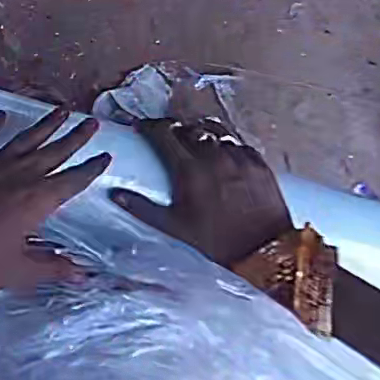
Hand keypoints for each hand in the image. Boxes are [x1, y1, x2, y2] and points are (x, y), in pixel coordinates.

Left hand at [0, 109, 110, 306]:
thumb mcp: (18, 271)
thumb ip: (52, 267)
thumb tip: (84, 273)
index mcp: (36, 201)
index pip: (72, 181)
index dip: (91, 168)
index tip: (105, 155)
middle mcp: (18, 176)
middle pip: (54, 152)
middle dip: (75, 136)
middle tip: (92, 121)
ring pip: (25, 140)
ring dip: (45, 125)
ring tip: (61, 109)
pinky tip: (1, 115)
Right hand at [110, 117, 292, 266]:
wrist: (264, 253)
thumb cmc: (216, 243)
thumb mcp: (174, 228)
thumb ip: (142, 208)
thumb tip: (115, 194)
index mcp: (189, 169)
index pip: (163, 133)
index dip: (149, 126)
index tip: (140, 127)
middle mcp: (214, 156)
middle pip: (187, 128)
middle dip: (173, 128)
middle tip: (164, 136)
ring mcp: (239, 157)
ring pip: (214, 131)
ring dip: (199, 132)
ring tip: (192, 140)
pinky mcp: (259, 163)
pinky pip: (237, 142)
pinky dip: (224, 143)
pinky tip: (221, 153)